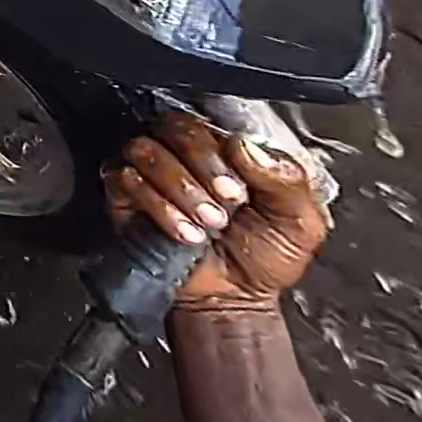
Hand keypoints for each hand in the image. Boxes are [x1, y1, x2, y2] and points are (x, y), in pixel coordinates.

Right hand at [105, 113, 327, 313]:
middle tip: (223, 206)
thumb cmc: (263, 257)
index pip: (209, 124)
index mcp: (223, 151)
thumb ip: (286, 180)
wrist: (231, 297)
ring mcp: (148, 169)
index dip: (219, 153)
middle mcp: (181, 153)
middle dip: (198, 169)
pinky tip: (182, 231)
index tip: (239, 191)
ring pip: (145, 150)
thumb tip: (245, 145)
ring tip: (206, 224)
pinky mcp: (121, 190)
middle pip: (172, 128)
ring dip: (178, 189)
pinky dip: (156, 206)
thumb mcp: (300, 223)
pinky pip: (125, 178)